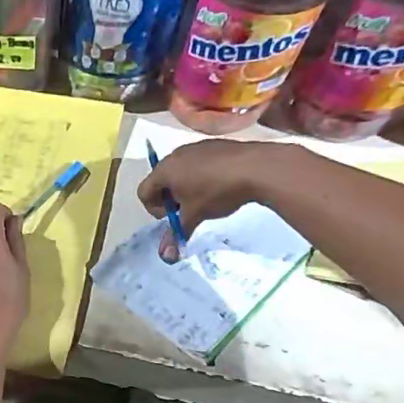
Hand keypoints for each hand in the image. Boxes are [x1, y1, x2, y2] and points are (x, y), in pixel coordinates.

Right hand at [136, 139, 289, 261]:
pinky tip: (220, 184)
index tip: (172, 216)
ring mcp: (197, 147)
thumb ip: (177, 234)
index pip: (143, 191)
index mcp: (164, 170)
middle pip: (161, 180)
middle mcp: (176, 155)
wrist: (260, 167)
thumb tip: (166, 258)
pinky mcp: (215, 144)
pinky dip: (202, 175)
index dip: (153, 209)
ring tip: (205, 197)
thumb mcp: (195, 216)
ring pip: (180, 170)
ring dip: (185, 186)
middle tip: (187, 208)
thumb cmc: (217, 192)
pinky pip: (199, 162)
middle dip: (169, 197)